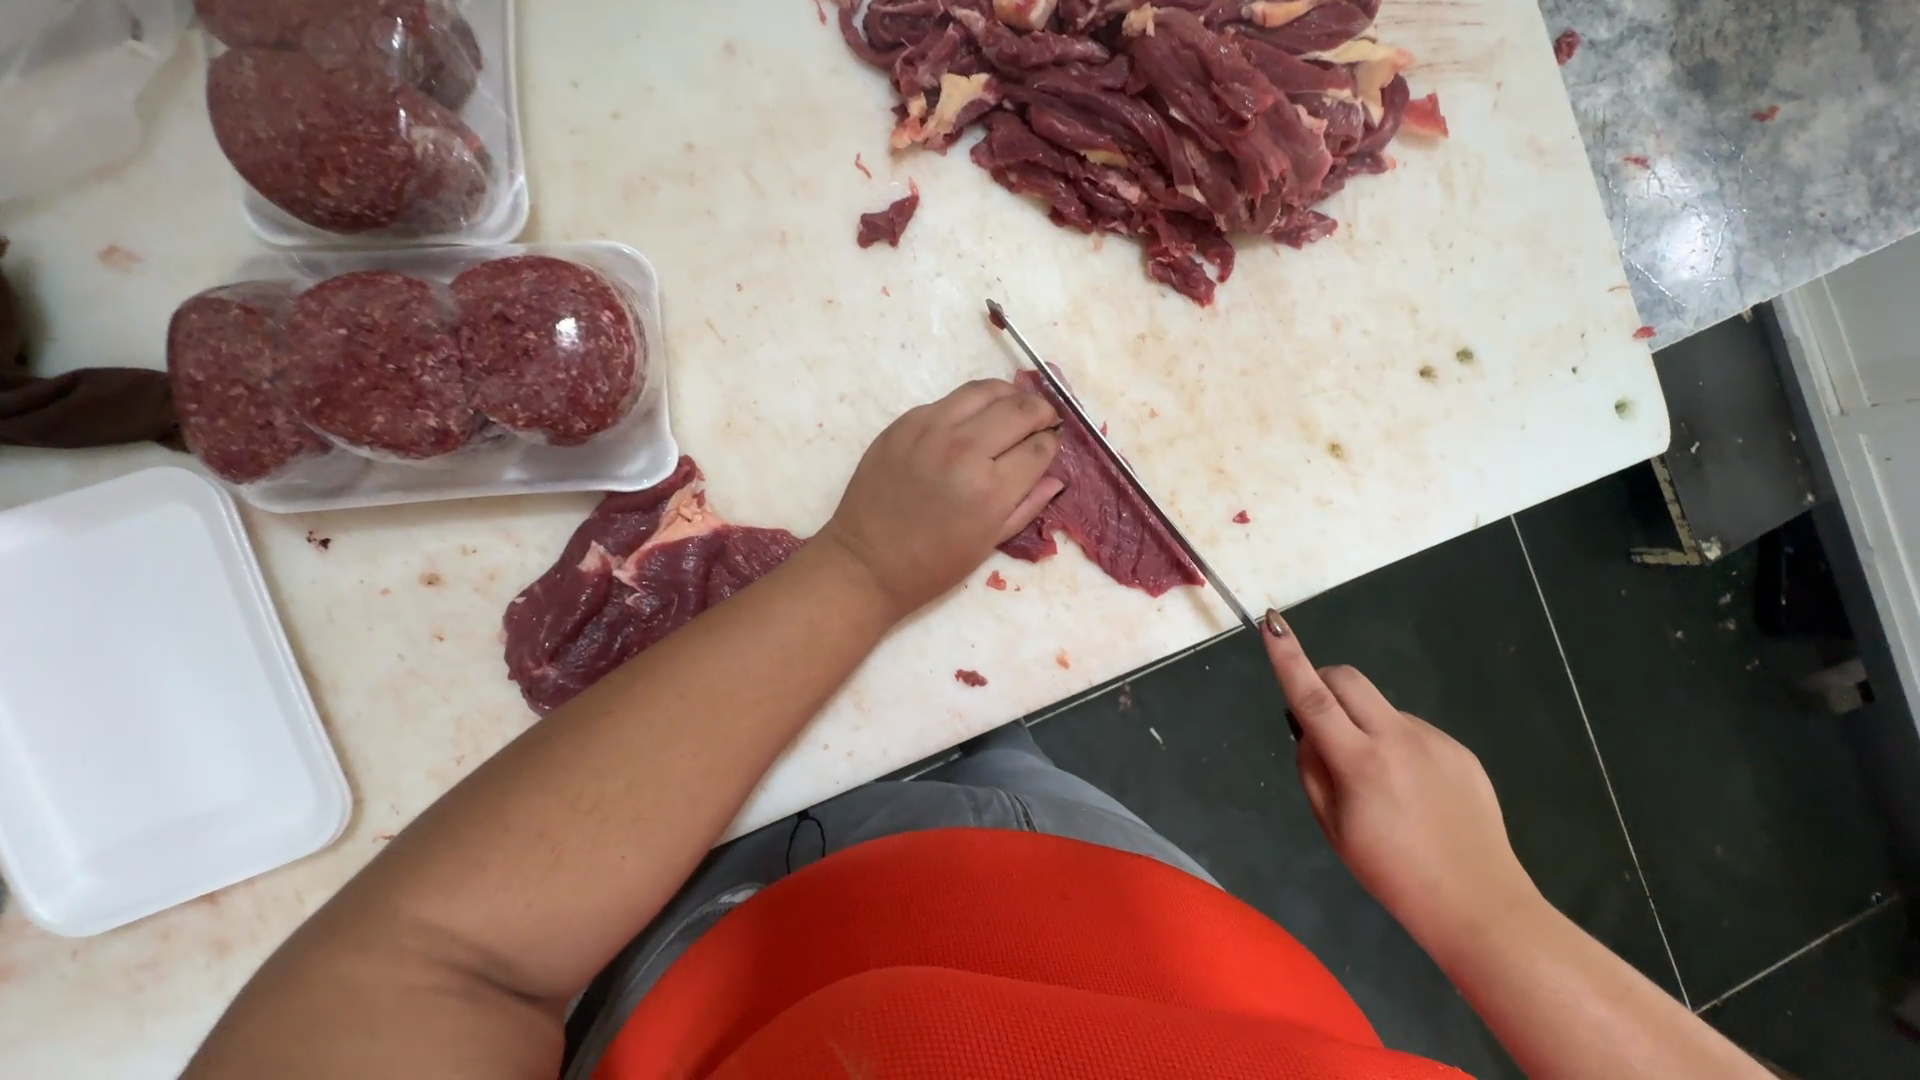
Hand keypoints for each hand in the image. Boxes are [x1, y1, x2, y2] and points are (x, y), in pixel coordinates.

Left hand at [818, 379, 1063, 618]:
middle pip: (1019, 408)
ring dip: (1008, 396)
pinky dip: (968, 406)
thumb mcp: (990, 543)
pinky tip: (970, 423)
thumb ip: (1027, 503)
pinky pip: (948, 401)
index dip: (1051, 443)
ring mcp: (930, 431)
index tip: (1050, 445)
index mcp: (990, 489)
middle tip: (1043, 419)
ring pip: (984, 391)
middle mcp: (964, 450)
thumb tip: (1055, 476)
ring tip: (1012, 408)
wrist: (866, 562)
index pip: (1039, 446)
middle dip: (1040, 411)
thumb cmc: (932, 565)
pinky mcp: (904, 424)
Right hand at [1260, 612, 1542, 955]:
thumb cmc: (1391, 873)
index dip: (1289, 659)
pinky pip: (1411, 730)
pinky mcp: (1460, 750)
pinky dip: (1395, 745)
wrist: (1480, 904)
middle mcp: (1398, 740)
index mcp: (1361, 763)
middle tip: (1320, 719)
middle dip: (1324, 681)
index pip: (1313, 698)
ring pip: (1380, 708)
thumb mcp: (1332, 827)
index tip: (1274, 624)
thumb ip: (1313, 769)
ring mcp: (1435, 741)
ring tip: (1379, 783)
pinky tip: (1412, 791)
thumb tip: (1308, 730)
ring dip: (1363, 724)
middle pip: (1349, 680)